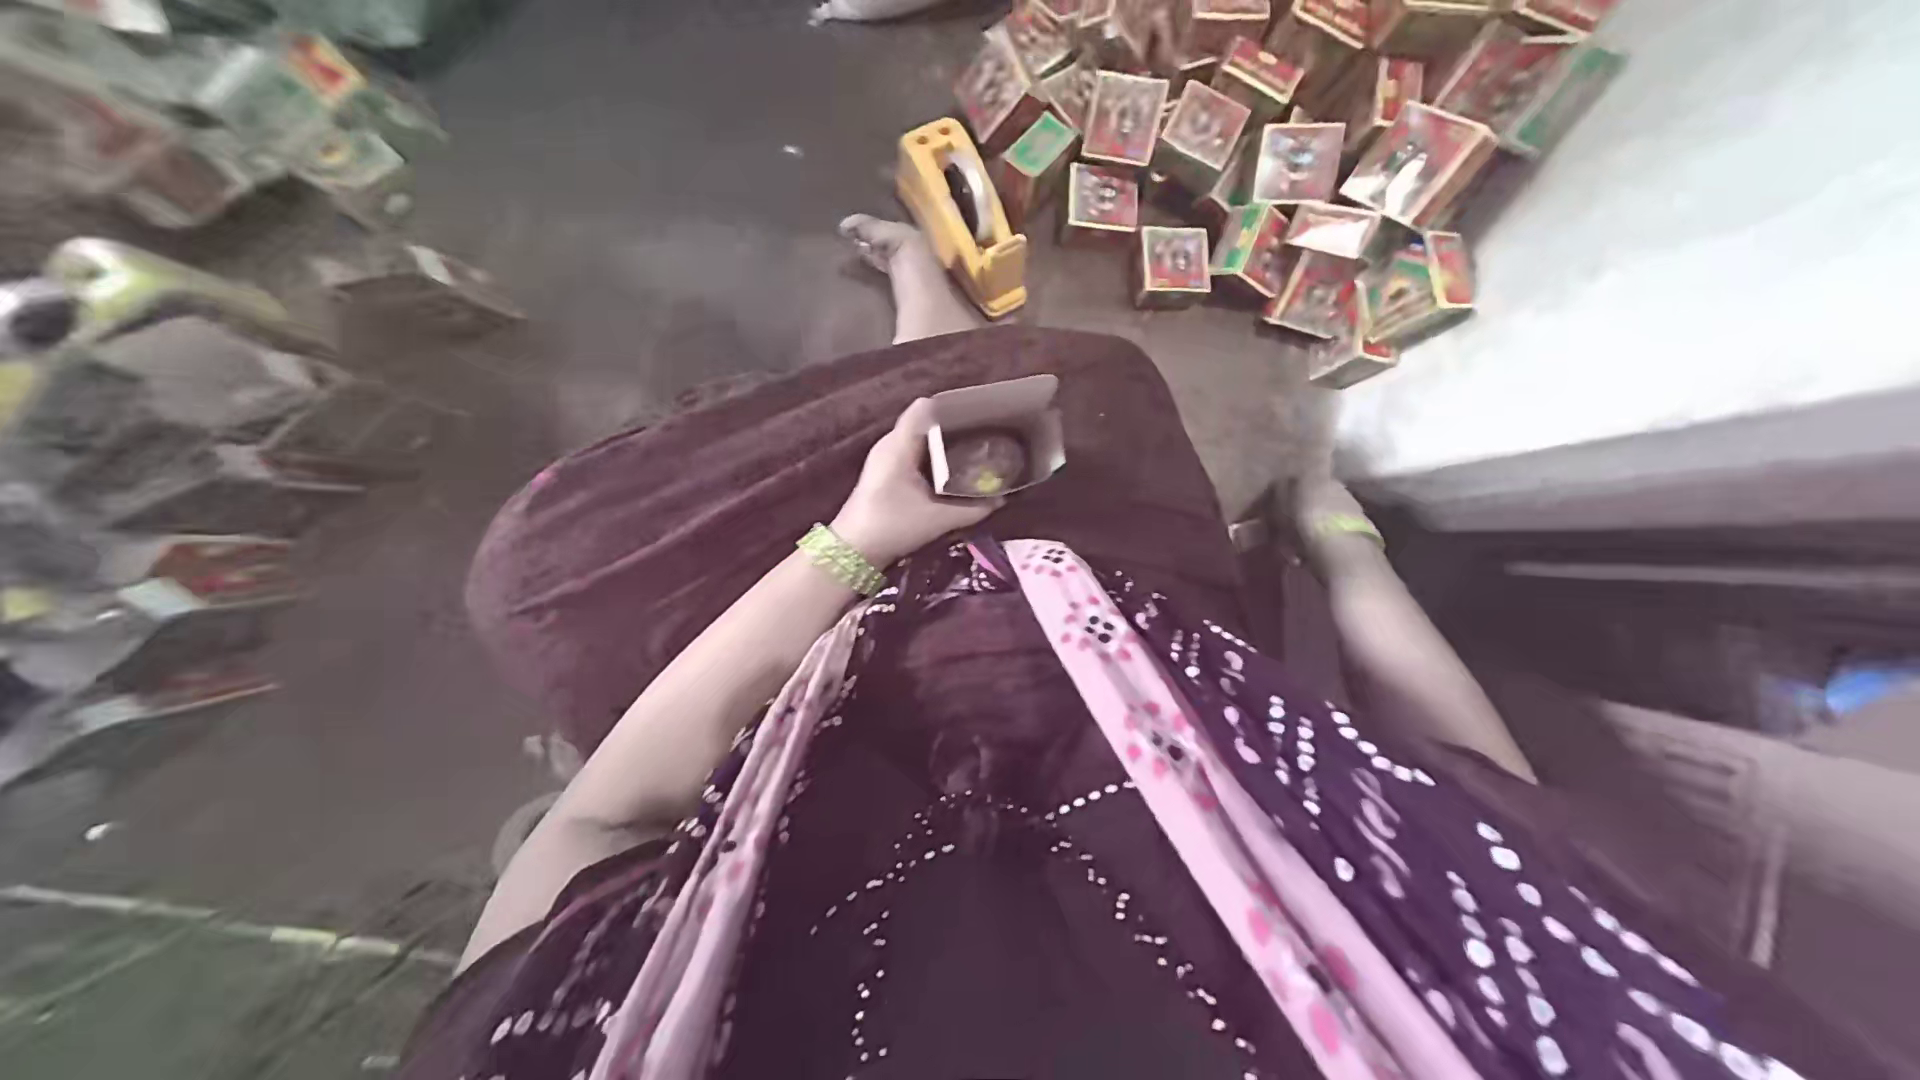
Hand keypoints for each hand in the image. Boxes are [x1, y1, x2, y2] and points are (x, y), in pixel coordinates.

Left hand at [831, 398, 1003, 565]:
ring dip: (944, 443)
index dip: (953, 406)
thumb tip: (1001, 499)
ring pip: (920, 438)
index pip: (925, 408)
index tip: (979, 415)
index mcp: (899, 445)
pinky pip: (913, 453)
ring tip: (974, 450)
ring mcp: (885, 458)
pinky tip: (951, 470)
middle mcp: (890, 444)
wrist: (853, 551)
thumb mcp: (937, 519)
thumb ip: (972, 509)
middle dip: (954, 427)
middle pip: (925, 422)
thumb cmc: (892, 526)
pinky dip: (933, 457)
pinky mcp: (884, 472)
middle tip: (985, 435)